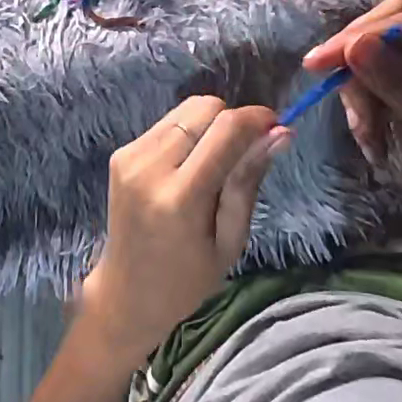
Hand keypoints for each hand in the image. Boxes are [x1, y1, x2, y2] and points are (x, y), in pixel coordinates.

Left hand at [75, 96, 289, 366]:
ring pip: (186, 110)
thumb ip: (249, 181)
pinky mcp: (120, 153)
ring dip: (210, 125)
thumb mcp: (230, 240)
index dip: (256, 119)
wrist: (126, 293)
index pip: (225, 130)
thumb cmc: (187, 279)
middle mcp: (149, 167)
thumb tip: (280, 133)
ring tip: (216, 163)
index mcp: (179, 197)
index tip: (276, 126)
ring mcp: (130, 156)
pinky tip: (190, 165)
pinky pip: (168, 123)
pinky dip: (189, 133)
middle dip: (233, 120)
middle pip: (204, 108)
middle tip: (245, 150)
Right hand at [304, 0, 401, 247]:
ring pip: (380, 57)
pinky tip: (374, 144)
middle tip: (326, 84)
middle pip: (393, 30)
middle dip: (358, 60)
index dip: (361, 37)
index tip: (317, 64)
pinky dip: (368, 110)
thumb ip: (401, 88)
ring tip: (368, 139)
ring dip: (362, 93)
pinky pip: (380, 84)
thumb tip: (353, 44)